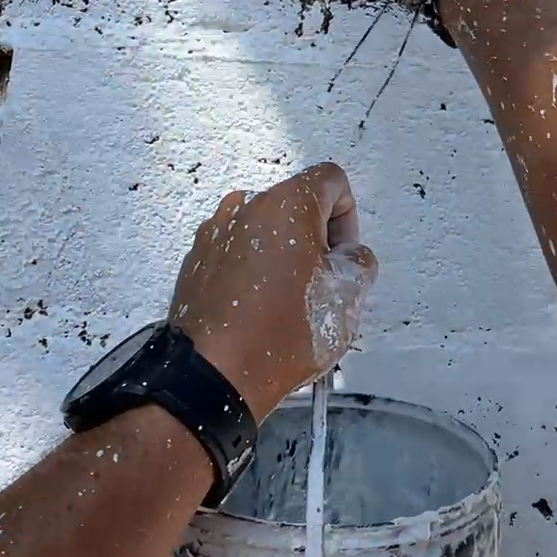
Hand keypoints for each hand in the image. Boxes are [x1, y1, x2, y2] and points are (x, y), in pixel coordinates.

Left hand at [168, 163, 378, 416]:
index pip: (332, 180)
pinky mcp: (195, 259)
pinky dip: (251, 268)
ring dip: (282, 251)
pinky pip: (236, 250)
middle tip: (317, 283)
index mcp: (287, 202)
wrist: (212, 376)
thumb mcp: (348, 296)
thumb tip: (348, 254)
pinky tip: (254, 308)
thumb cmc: (284, 331)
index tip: (340, 258)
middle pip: (296, 203)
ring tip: (283, 299)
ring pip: (264, 227)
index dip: (348, 217)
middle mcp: (246, 205)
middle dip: (315, 236)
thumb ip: (360, 259)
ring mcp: (214, 231)